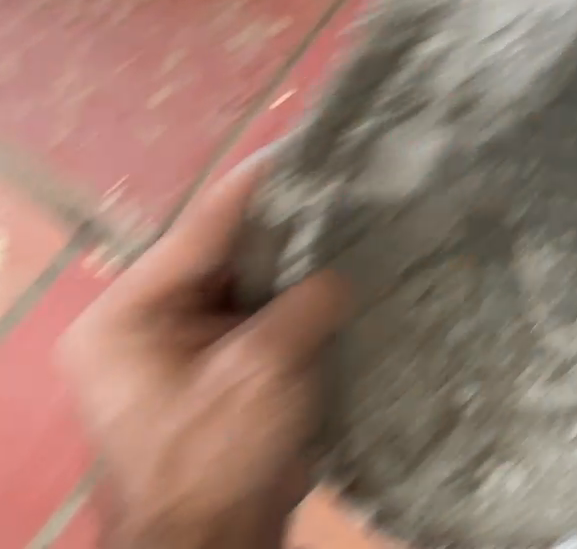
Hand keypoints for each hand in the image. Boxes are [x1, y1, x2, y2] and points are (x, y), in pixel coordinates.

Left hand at [60, 153, 351, 548]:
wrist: (215, 533)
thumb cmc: (219, 453)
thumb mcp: (262, 371)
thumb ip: (305, 303)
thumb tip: (346, 267)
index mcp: (131, 313)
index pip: (208, 222)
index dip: (268, 179)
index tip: (325, 139)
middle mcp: (151, 314)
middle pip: (235, 242)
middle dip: (298, 214)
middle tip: (366, 177)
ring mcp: (190, 335)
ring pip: (259, 269)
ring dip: (311, 249)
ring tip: (373, 212)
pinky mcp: (228, 353)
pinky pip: (273, 298)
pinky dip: (313, 282)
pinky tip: (360, 262)